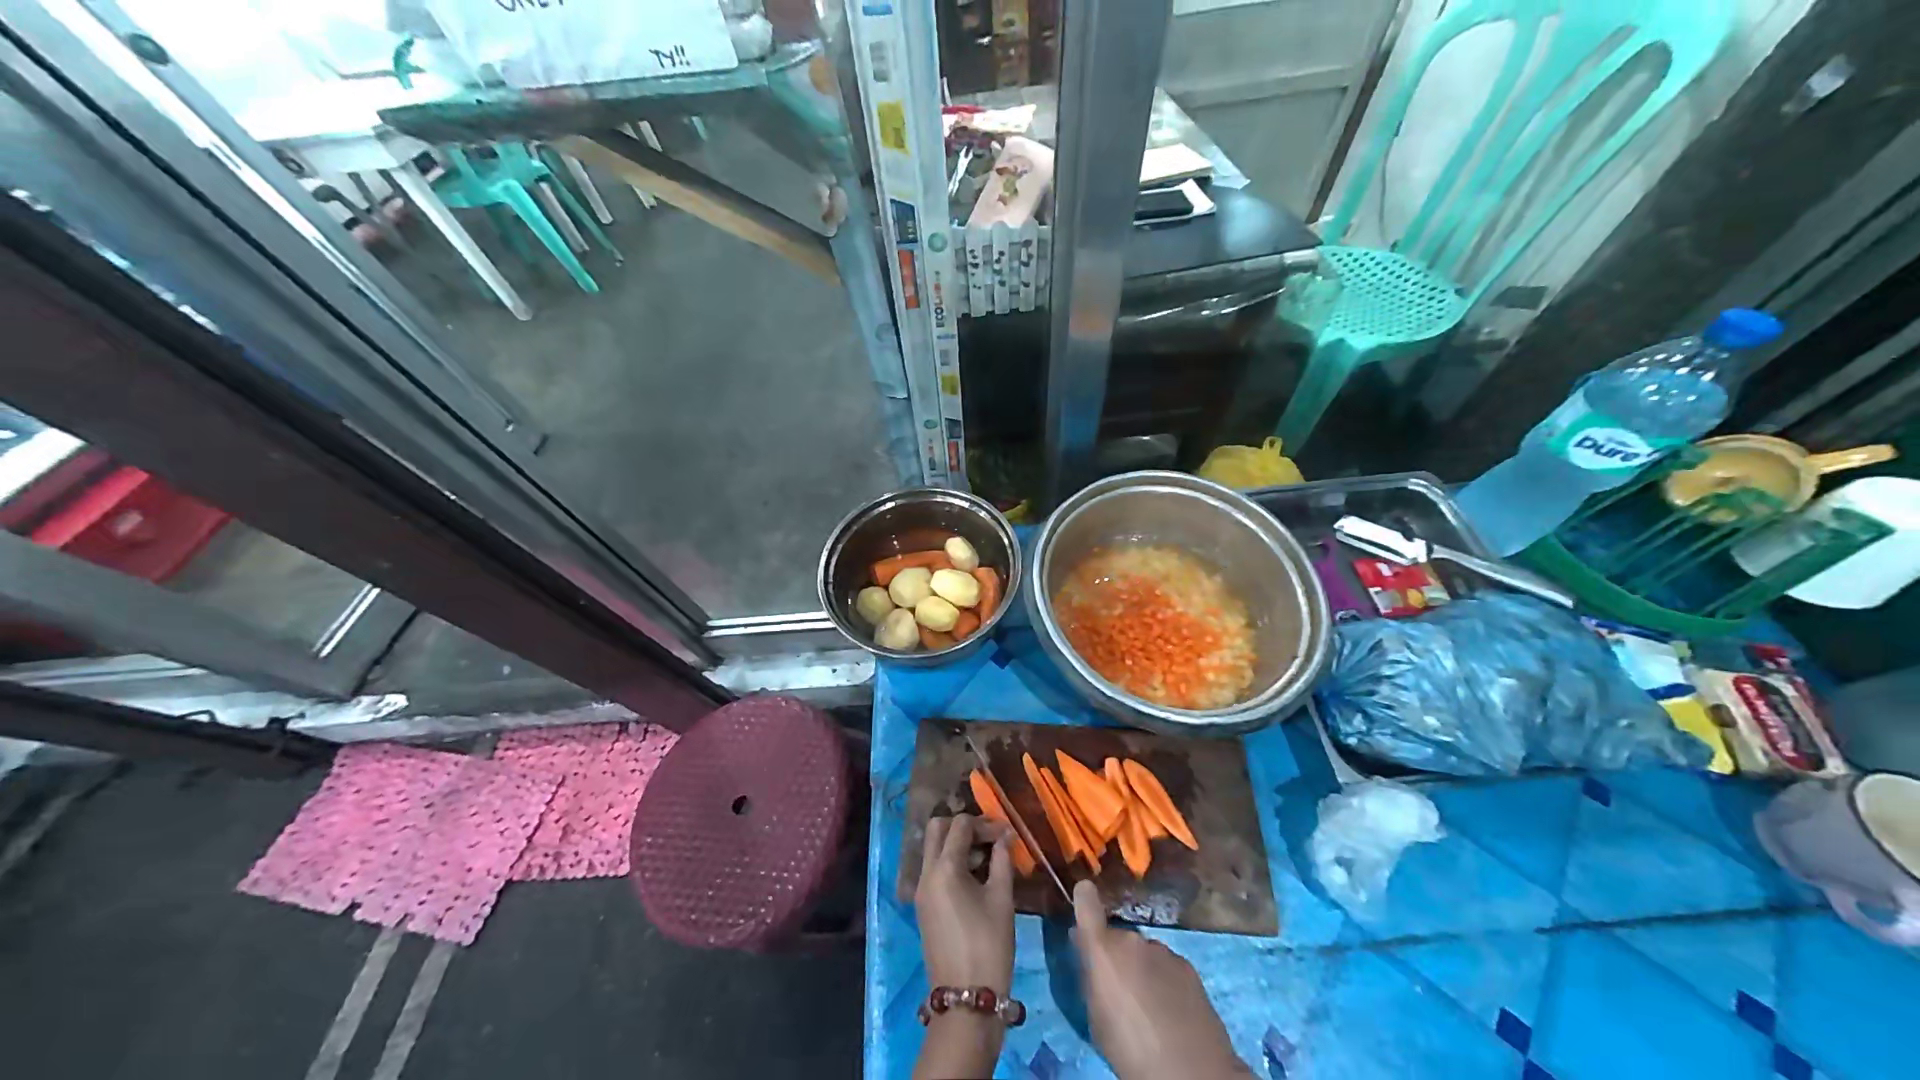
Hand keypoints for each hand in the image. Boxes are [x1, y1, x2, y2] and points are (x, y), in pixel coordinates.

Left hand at [915, 813, 1014, 993]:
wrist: (966, 998)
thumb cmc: (988, 945)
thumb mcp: (1002, 900)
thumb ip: (1002, 861)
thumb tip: (1005, 837)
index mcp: (944, 869)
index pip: (960, 826)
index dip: (985, 824)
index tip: (1006, 834)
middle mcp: (925, 874)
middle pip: (937, 830)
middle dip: (964, 827)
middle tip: (991, 840)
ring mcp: (920, 891)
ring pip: (934, 850)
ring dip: (957, 845)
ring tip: (988, 860)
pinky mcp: (923, 906)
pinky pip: (934, 871)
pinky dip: (952, 864)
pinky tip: (976, 878)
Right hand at [1072, 880, 1250, 1079]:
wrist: (1190, 1071)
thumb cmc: (1129, 1048)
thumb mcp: (1095, 1016)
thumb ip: (1089, 976)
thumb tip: (1085, 949)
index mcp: (1103, 949)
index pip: (1087, 904)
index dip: (1084, 897)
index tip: (1083, 892)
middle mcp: (1132, 940)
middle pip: (1117, 938)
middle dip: (1114, 954)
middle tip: (1116, 987)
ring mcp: (1163, 950)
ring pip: (1142, 952)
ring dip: (1140, 967)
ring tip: (1146, 1004)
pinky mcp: (1188, 966)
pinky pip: (1165, 965)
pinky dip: (1163, 979)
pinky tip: (1169, 1009)